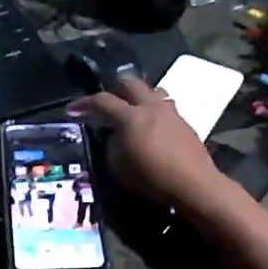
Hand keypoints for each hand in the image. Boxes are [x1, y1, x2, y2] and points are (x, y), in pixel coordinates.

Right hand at [68, 77, 224, 210]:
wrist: (194, 185)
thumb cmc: (152, 179)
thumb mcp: (120, 168)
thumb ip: (112, 147)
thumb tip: (114, 138)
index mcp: (131, 117)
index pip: (103, 101)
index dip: (84, 103)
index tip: (72, 109)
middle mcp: (151, 107)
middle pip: (131, 83)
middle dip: (115, 89)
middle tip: (107, 104)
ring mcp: (171, 112)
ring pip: (152, 91)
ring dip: (138, 97)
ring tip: (132, 112)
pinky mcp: (184, 122)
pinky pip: (165, 106)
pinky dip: (154, 111)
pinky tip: (152, 128)